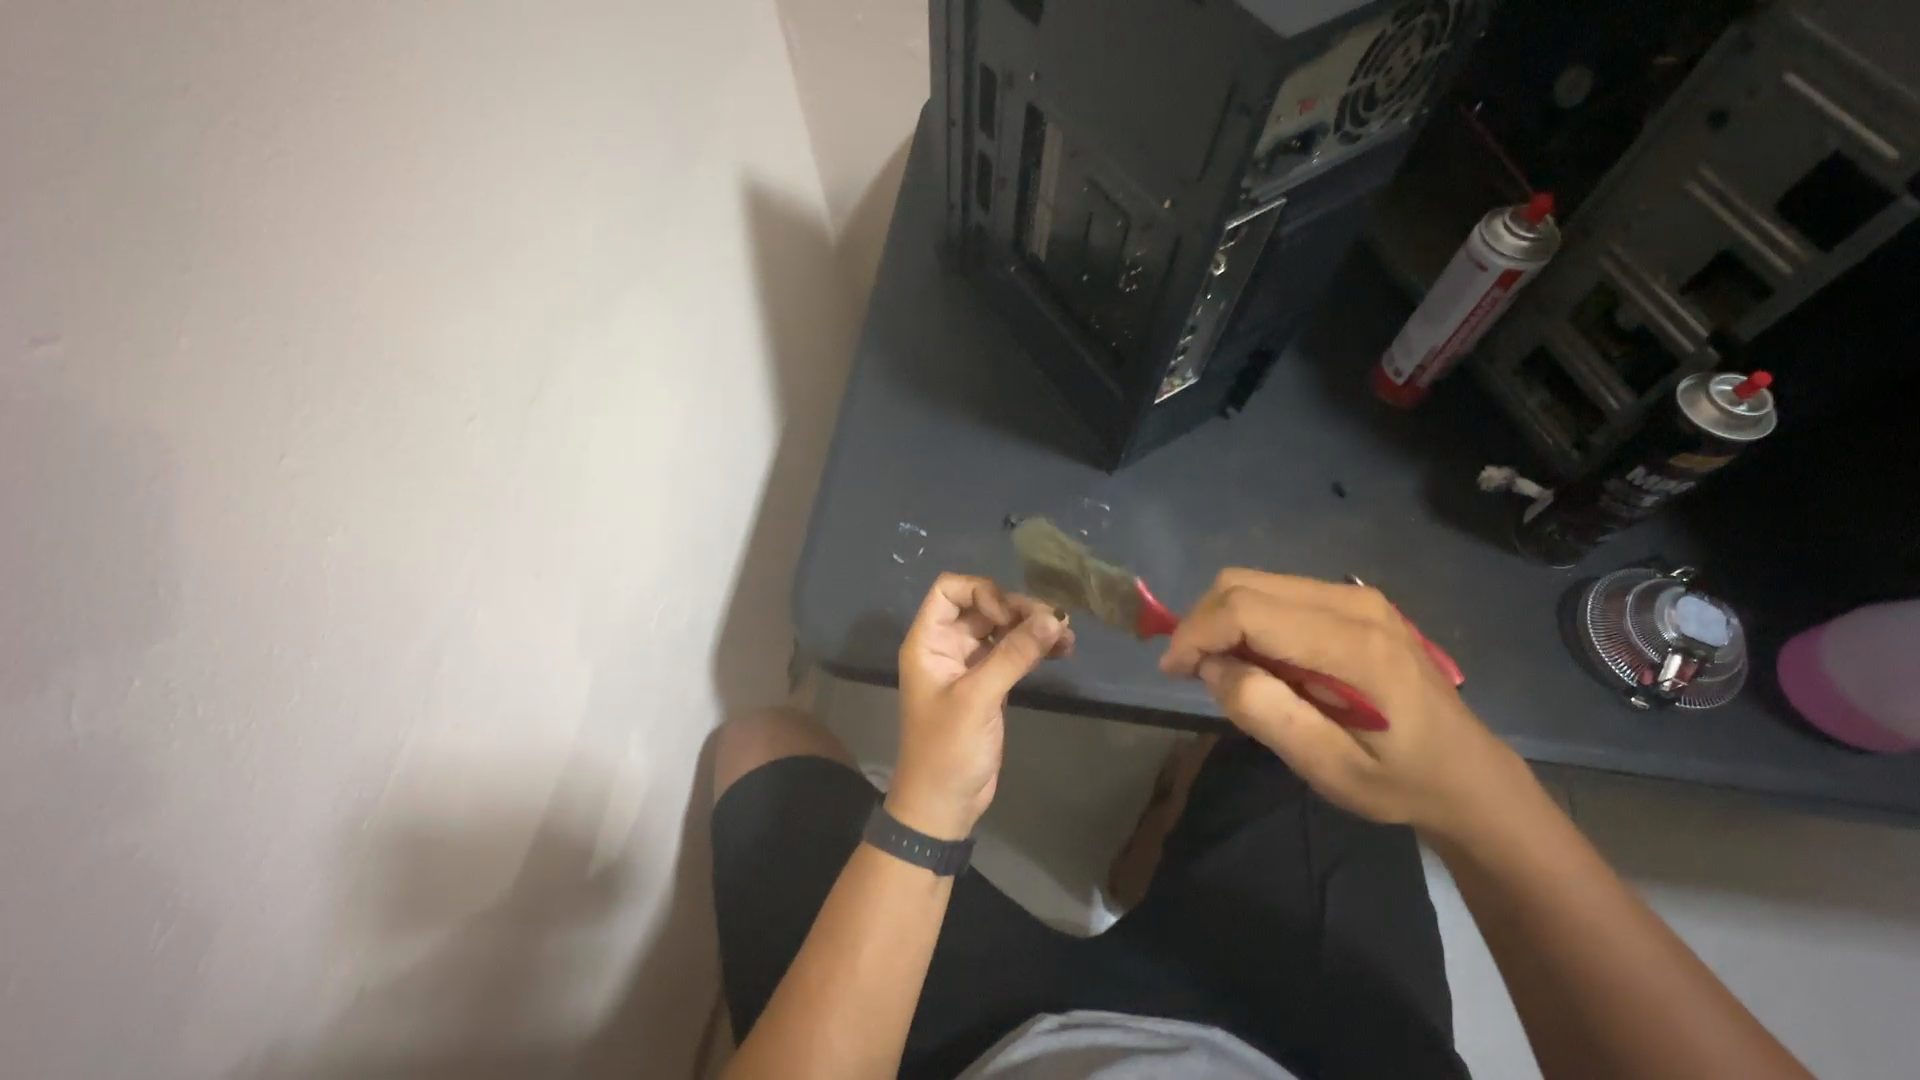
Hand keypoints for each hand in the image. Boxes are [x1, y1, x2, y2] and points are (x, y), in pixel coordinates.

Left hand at [893, 574, 1072, 839]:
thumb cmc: (946, 750)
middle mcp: (947, 647)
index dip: (982, 592)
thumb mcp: (978, 699)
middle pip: (983, 606)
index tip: (1008, 616)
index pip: (950, 589)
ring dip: (1032, 628)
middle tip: (1054, 623)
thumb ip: (1013, 655)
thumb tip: (1054, 618)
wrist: (943, 805)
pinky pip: (1013, 654)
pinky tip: (1063, 651)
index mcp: (928, 642)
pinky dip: (1035, 649)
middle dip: (1017, 609)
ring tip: (1067, 635)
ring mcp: (969, 666)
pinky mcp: (990, 685)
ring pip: (1002, 630)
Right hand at [1159, 569, 1526, 840]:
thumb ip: (1267, 713)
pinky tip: (1254, 659)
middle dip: (1202, 623)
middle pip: (1244, 584)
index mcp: (1354, 647)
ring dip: (1223, 620)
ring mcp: (1357, 597)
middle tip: (1193, 673)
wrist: (1467, 774)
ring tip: (1222, 671)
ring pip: (1255, 582)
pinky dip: (1247, 619)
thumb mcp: (1329, 768)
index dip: (1197, 633)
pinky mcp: (1354, 602)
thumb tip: (1212, 667)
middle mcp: (1354, 604)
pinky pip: (1277, 592)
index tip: (1175, 673)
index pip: (1248, 609)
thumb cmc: (1399, 781)